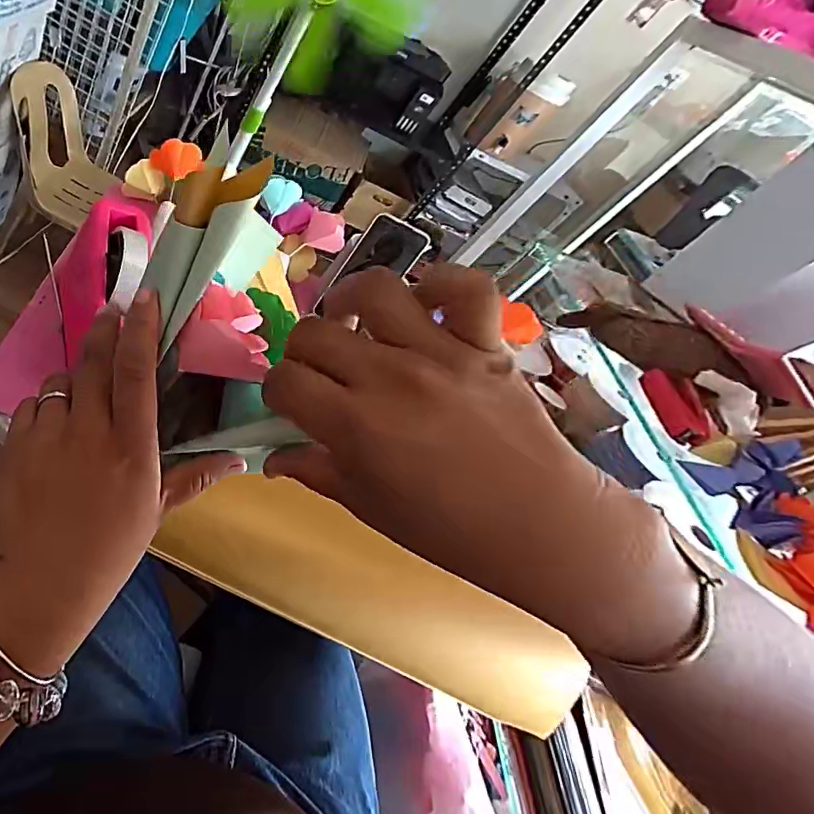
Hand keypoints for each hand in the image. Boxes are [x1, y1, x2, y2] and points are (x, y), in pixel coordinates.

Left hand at [0, 289, 242, 675]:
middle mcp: (90, 432)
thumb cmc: (107, 553)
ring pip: (61, 380)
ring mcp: (47, 435)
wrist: (36, 588)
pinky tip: (53, 428)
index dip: (143, 329)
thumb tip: (239, 458)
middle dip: (106, 328)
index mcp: (132, 449)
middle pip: (95, 360)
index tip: (146, 298)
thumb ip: (194, 477)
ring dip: (75, 376)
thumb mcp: (155, 514)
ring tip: (82, 396)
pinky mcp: (13, 444)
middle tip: (114, 310)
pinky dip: (46, 405)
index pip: (138, 372)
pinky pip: (33, 404)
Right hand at [261, 264, 697, 662]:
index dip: (277, 391)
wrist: (541, 527)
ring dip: (350, 299)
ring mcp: (441, 353)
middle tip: (320, 373)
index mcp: (356, 425)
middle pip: (314, 333)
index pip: (285, 382)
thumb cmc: (449, 529)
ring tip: (354, 321)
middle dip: (302, 353)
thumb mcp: (369, 507)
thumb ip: (316, 473)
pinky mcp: (485, 342)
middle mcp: (390, 377)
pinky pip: (464, 287)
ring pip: (376, 291)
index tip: (291, 404)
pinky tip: (423, 303)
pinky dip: (440, 283)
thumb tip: (273, 459)